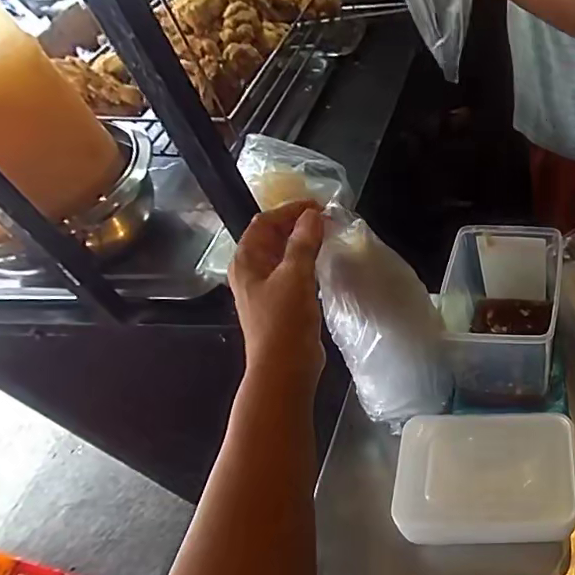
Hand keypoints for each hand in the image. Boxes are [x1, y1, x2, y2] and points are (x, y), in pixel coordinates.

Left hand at [228, 201, 324, 387]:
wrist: (284, 368)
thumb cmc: (284, 322)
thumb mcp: (295, 277)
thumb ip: (303, 243)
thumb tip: (313, 216)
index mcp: (246, 261)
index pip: (265, 222)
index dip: (290, 210)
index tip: (318, 206)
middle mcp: (251, 272)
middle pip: (272, 238)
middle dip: (297, 225)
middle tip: (326, 220)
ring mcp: (266, 290)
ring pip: (284, 256)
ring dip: (303, 244)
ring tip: (328, 238)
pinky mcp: (282, 305)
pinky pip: (293, 274)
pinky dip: (307, 264)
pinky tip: (323, 266)